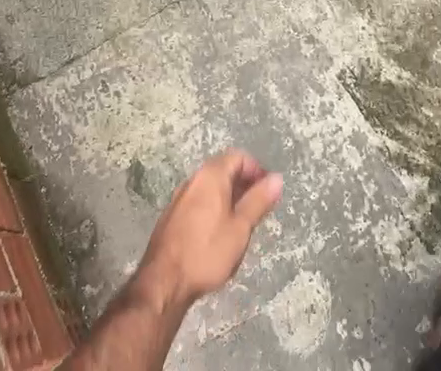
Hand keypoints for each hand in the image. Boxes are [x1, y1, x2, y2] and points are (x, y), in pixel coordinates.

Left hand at [133, 150, 283, 311]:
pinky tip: (219, 233)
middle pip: (223, 169)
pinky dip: (214, 207)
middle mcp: (193, 181)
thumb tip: (277, 178)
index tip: (268, 191)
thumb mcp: (241, 227)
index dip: (257, 170)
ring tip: (242, 222)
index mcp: (211, 177)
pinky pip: (199, 201)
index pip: (238, 157)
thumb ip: (259, 200)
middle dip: (244, 183)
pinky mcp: (172, 216)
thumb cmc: (208, 252)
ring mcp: (180, 198)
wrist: (163, 282)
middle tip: (258, 207)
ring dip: (230, 196)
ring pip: (211, 187)